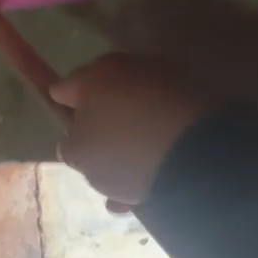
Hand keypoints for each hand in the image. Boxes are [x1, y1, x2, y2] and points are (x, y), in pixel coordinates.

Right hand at [49, 53, 219, 208]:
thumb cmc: (123, 149)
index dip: (59, 109)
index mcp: (94, 76)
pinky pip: (162, 128)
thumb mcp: (78, 155)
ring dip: (128, 147)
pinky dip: (154, 151)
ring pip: (135, 119)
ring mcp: (167, 81)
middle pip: (104, 103)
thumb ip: (70, 146)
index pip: (63, 88)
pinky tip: (148, 186)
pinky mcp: (197, 101)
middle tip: (96, 165)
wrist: (197, 152)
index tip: (63, 131)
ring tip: (124, 189)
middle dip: (99, 132)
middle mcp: (130, 69)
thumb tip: (78, 139)